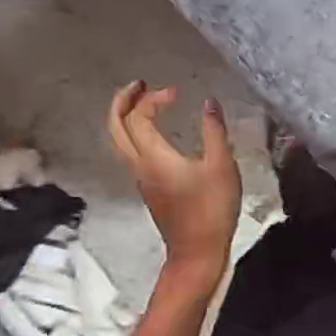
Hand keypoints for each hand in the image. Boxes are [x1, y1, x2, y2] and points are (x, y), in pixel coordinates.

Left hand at [108, 82, 241, 288]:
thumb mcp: (221, 166)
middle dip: (122, 101)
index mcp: (153, 157)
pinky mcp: (149, 187)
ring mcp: (141, 178)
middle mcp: (139, 165)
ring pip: (119, 141)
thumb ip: (214, 131)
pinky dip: (135, 132)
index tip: (176, 93)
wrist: (198, 252)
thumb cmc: (211, 208)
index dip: (152, 99)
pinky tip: (156, 130)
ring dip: (126, 116)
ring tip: (145, 101)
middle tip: (139, 84)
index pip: (137, 118)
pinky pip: (131, 151)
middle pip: (115, 128)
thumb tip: (208, 102)